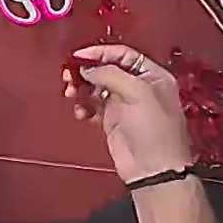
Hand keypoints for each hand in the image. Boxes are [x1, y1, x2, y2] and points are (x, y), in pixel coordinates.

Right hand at [65, 45, 193, 183]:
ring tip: (70, 93)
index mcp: (152, 76)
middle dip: (87, 71)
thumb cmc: (154, 129)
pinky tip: (80, 112)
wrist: (153, 170)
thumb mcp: (138, 93)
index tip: (78, 55)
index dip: (100, 52)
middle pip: (107, 70)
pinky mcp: (112, 121)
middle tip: (69, 75)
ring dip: (81, 88)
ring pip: (97, 88)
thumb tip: (88, 68)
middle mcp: (138, 87)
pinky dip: (84, 107)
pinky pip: (93, 107)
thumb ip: (111, 74)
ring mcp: (124, 104)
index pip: (123, 55)